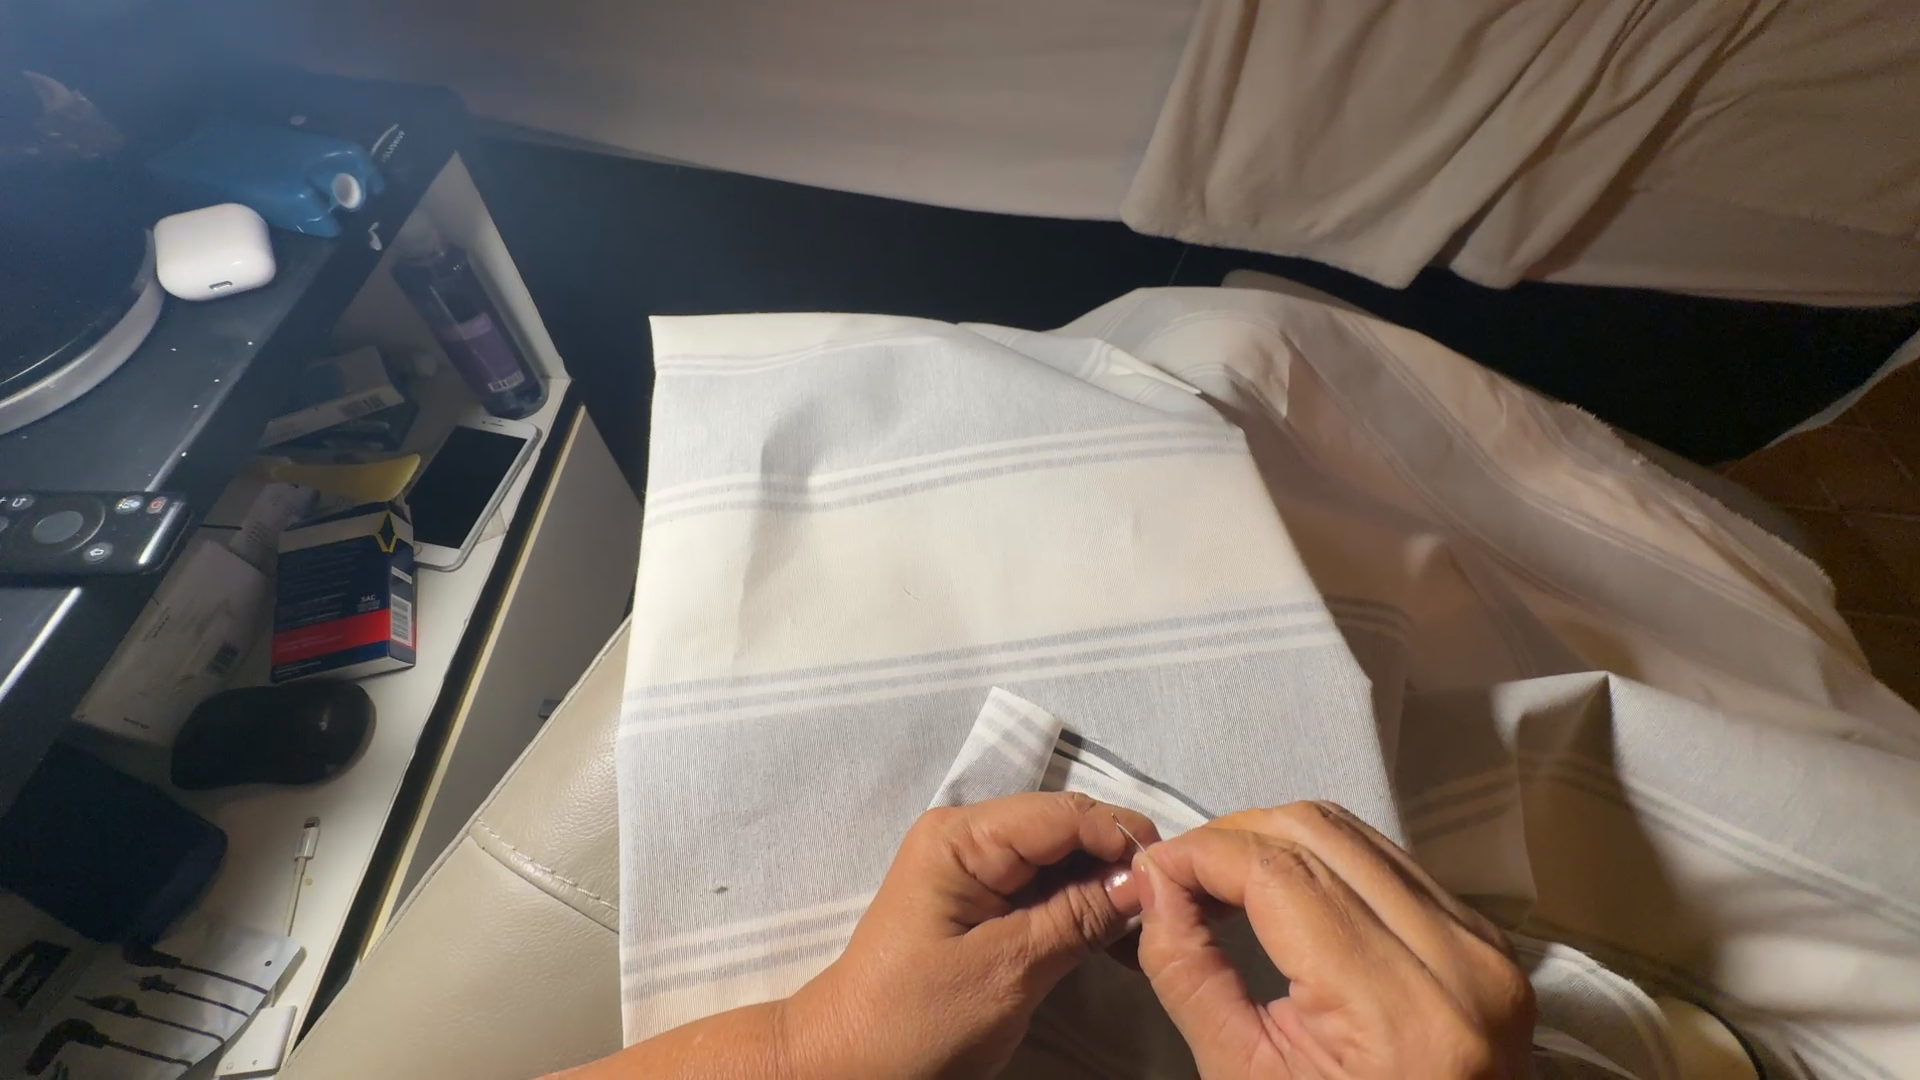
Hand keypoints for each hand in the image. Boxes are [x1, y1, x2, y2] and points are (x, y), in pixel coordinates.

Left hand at [787, 792, 1161, 1079]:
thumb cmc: (919, 1017)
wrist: (849, 1061)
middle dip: (1115, 862)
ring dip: (1103, 887)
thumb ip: (1075, 918)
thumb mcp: (1006, 970)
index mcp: (964, 835)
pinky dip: (1080, 906)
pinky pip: (1042, 885)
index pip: (1059, 813)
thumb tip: (1144, 881)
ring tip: (1147, 930)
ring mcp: (975, 863)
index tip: (1171, 878)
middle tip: (1169, 909)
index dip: (1118, 836)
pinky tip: (1113, 936)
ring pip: (1058, 857)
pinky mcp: (982, 895)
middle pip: (1062, 829)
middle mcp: (970, 833)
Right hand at [1134, 801, 1533, 1078]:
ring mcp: (1480, 942)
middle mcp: (1456, 960)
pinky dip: (1311, 852)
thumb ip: (1186, 970)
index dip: (1201, 853)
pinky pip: (1376, 854)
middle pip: (1311, 831)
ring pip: (1343, 828)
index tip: (1152, 868)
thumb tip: (1152, 877)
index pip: (1279, 873)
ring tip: (1222, 878)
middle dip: (1229, 837)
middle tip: (1182, 875)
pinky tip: (1277, 887)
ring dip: (1267, 837)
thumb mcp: (1241, 1079)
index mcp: (1401, 1015)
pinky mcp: (1483, 936)